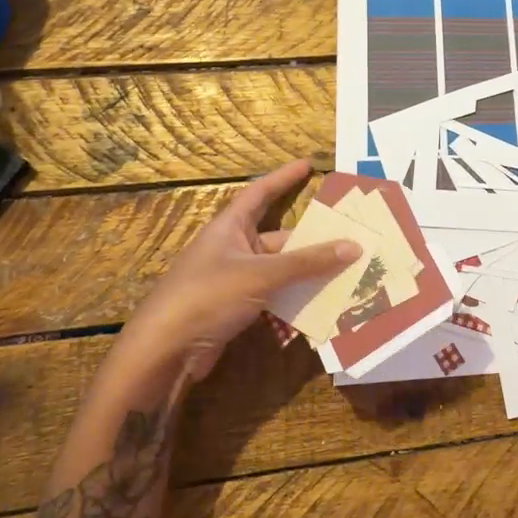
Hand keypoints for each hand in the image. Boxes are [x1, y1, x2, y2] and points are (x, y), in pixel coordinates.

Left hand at [119, 159, 360, 380]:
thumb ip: (308, 262)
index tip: (308, 165)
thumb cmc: (207, 296)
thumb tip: (354, 246)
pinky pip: (275, 296)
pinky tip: (324, 304)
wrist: (164, 351)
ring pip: (281, 270)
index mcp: (229, 228)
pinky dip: (297, 298)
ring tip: (349, 271)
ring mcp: (234, 281)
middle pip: (279, 237)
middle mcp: (232, 249)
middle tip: (350, 234)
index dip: (283, 178)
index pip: (259, 193)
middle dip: (312, 239)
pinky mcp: (236, 310)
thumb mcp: (261, 274)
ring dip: (309, 272)